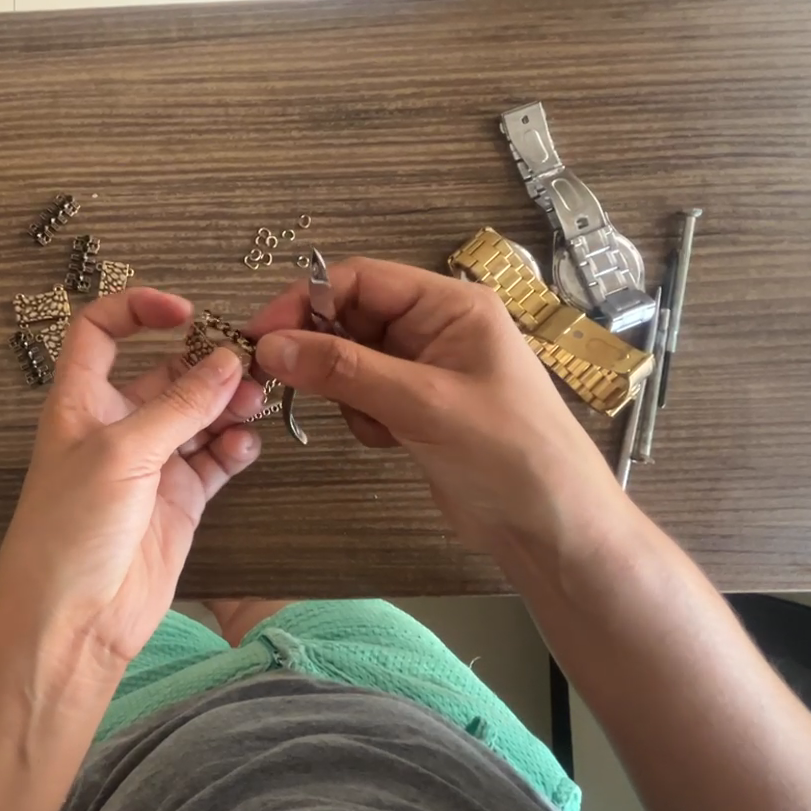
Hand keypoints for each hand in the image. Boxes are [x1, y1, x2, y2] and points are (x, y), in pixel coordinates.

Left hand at [0, 289, 264, 668]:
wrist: (74, 620)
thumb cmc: (70, 530)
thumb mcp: (121, 454)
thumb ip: (178, 406)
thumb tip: (226, 361)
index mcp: (82, 401)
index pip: (99, 333)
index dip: (136, 310)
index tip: (183, 311)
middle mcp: (116, 426)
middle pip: (166, 373)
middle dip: (206, 365)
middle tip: (248, 367)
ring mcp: (151, 463)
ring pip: (198, 415)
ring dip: (228, 404)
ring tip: (253, 405)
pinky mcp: (180, 499)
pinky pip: (215, 459)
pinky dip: (233, 449)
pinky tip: (242, 448)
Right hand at [246, 257, 632, 562]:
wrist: (550, 529)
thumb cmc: (506, 453)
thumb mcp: (422, 403)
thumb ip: (343, 370)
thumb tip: (268, 346)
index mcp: (449, 305)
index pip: (360, 280)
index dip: (304, 300)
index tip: (259, 335)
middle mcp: (432, 327)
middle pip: (348, 318)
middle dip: (320, 351)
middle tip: (282, 381)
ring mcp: (420, 368)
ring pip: (346, 359)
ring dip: (343, 390)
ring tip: (376, 423)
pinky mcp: (410, 405)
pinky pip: (358, 393)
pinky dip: (359, 415)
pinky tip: (389, 440)